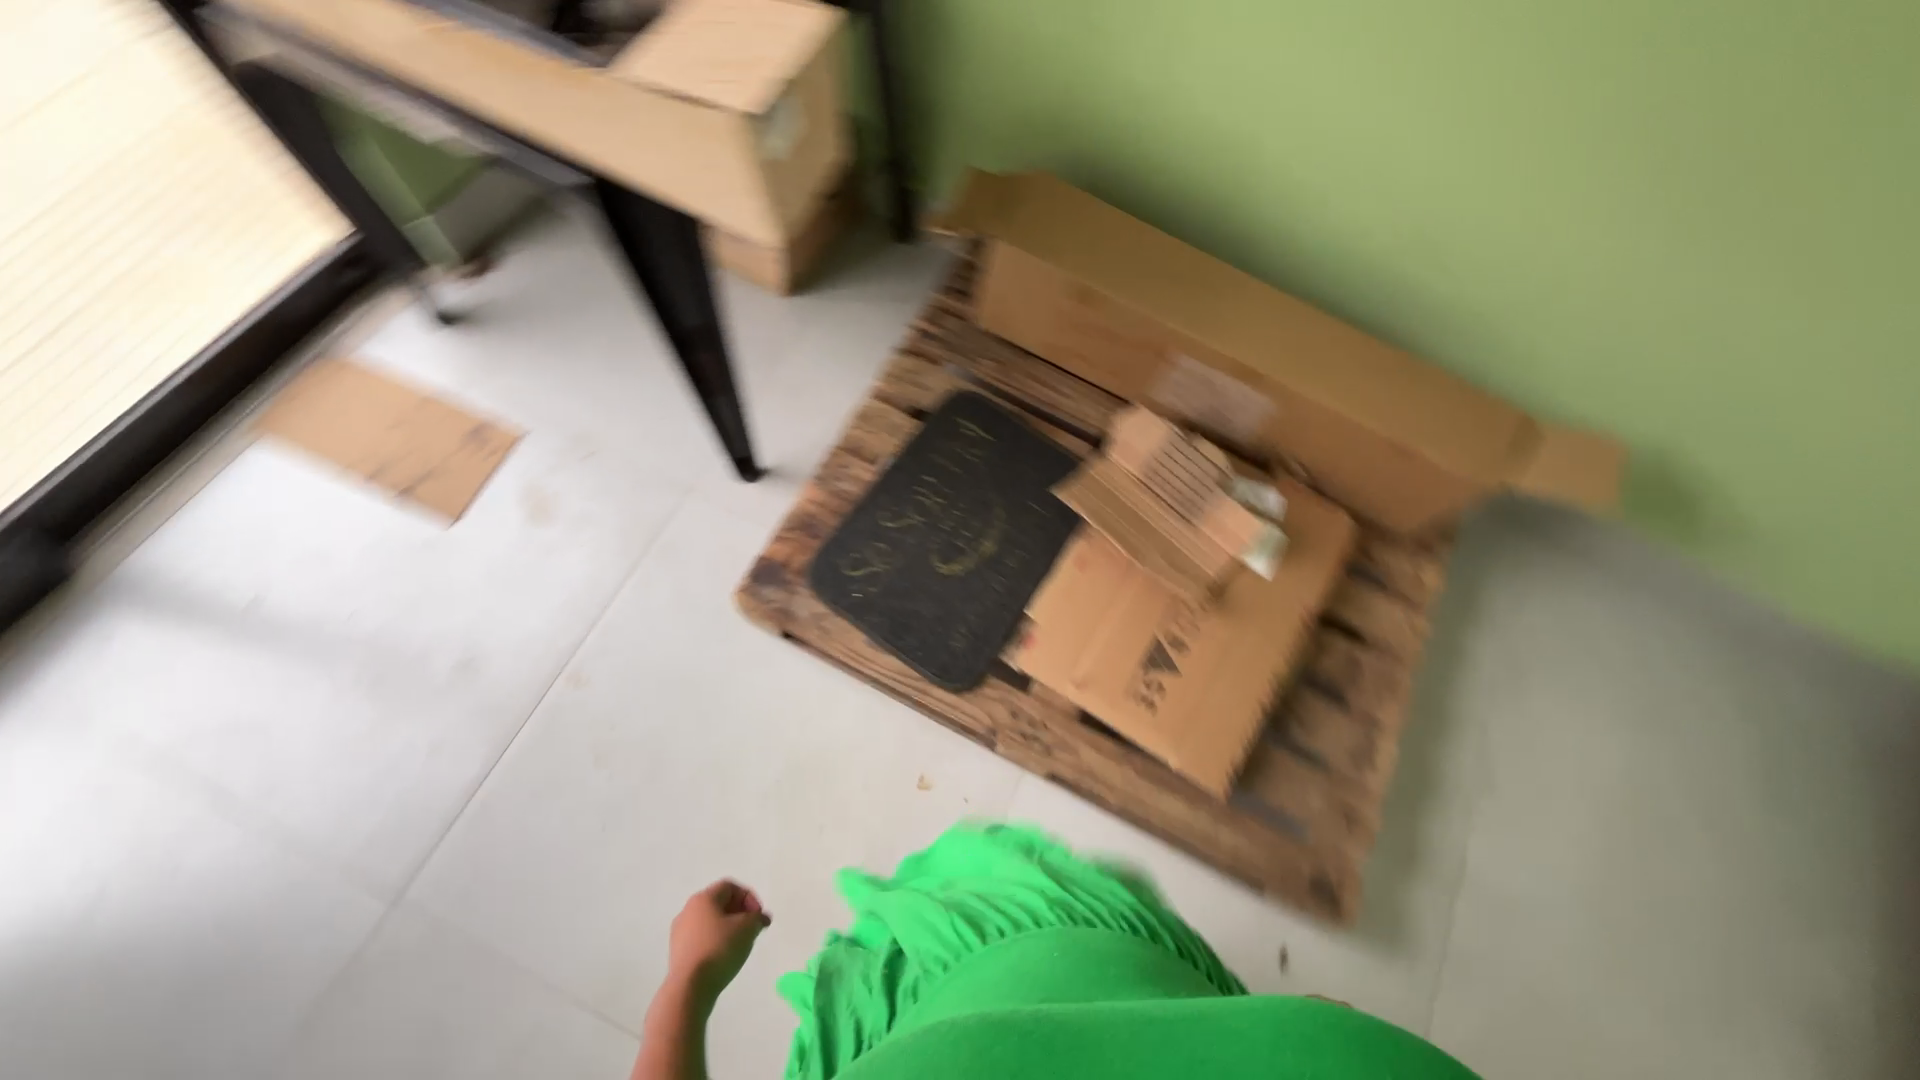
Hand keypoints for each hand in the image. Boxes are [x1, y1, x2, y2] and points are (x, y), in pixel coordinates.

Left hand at [667, 880, 770, 1007]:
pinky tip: (724, 957)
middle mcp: (688, 911)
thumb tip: (759, 918)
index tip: (758, 916)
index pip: (730, 887)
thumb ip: (757, 918)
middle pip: (719, 903)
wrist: (689, 987)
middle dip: (740, 913)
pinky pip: (702, 939)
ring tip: (741, 944)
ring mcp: (680, 933)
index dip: (748, 897)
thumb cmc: (719, 949)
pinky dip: (716, 942)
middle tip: (752, 928)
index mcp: (703, 899)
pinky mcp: (678, 953)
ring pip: (710, 922)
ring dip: (728, 928)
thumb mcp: (747, 928)